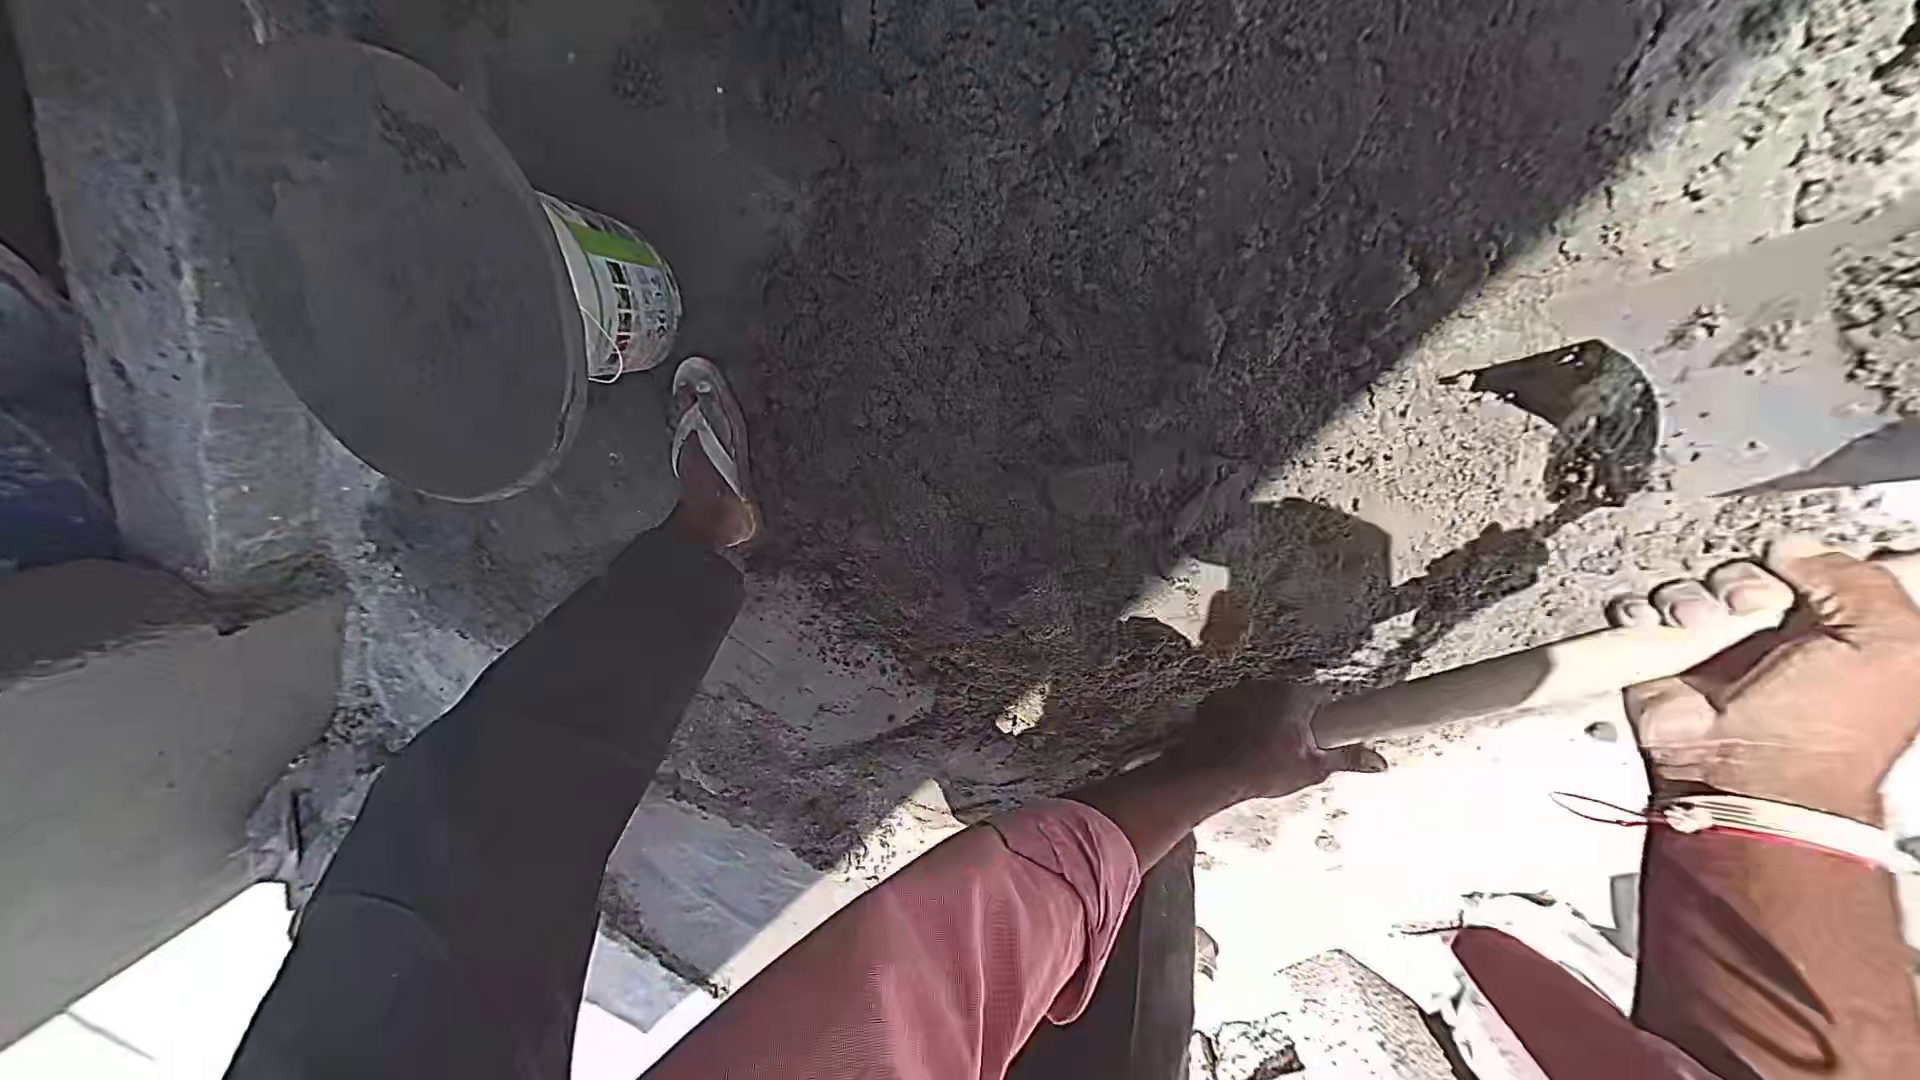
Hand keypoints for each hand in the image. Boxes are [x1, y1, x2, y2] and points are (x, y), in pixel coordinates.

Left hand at [1173, 680, 1387, 800]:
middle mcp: (1265, 686)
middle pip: (1289, 697)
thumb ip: (1347, 759)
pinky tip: (1239, 741)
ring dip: (1264, 716)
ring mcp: (1237, 691)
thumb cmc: (1263, 768)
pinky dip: (1238, 719)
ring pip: (1260, 700)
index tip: (1325, 729)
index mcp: (1294, 697)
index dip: (1326, 715)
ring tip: (1263, 748)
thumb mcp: (1313, 768)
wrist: (1212, 771)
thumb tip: (1378, 761)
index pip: (1321, 696)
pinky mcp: (1215, 701)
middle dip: (1293, 717)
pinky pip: (1234, 706)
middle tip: (1293, 746)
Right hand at [1610, 539, 1919, 825]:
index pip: (1821, 565)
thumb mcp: (1889, 647)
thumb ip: (1860, 585)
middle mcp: (1772, 627)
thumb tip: (1798, 548)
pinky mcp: (1656, 647)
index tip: (1797, 562)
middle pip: (1745, 567)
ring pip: (1686, 583)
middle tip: (1747, 604)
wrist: (1737, 761)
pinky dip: (1639, 611)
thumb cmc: (1825, 722)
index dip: (1807, 556)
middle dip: (1740, 578)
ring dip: (1687, 597)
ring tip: (1696, 624)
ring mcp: (1710, 638)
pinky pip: (1635, 607)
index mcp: (1840, 624)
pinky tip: (1657, 625)